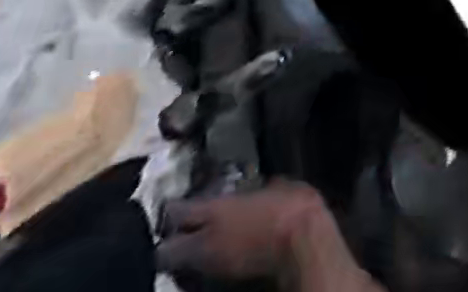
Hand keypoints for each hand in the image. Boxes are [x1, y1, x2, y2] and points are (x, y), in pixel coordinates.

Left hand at [155, 181, 329, 280]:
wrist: (303, 247)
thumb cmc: (294, 208)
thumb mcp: (283, 187)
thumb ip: (263, 189)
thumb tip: (261, 185)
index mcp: (218, 211)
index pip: (177, 212)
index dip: (174, 208)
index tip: (178, 203)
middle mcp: (204, 241)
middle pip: (164, 251)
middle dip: (170, 242)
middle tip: (183, 231)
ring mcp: (211, 265)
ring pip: (183, 265)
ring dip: (189, 255)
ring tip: (205, 244)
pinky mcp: (222, 281)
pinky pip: (202, 273)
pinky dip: (206, 265)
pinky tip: (223, 255)